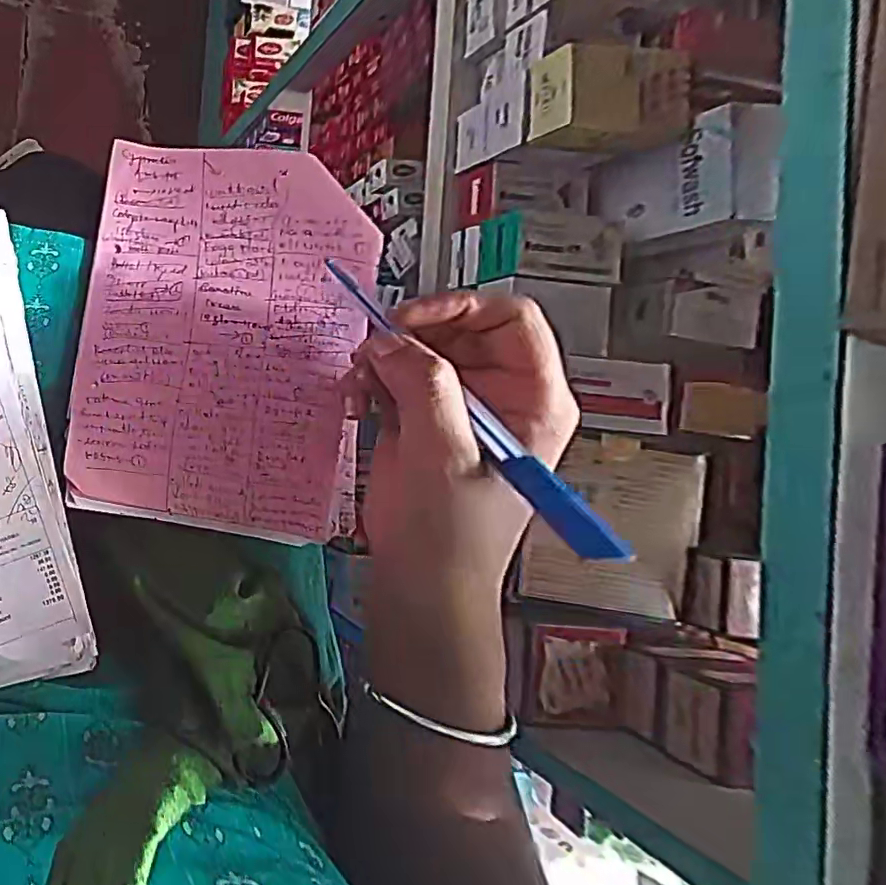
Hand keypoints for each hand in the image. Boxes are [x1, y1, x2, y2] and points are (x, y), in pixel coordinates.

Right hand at [342, 293, 578, 610]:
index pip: (508, 319)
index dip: (457, 307)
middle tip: (367, 355)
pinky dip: (368, 383)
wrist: (422, 578)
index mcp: (531, 396)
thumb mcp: (444, 453)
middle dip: (408, 337)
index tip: (402, 321)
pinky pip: (392, 381)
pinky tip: (354, 402)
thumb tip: (386, 340)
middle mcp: (496, 393)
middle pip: (456, 331)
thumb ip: (423, 388)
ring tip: (355, 386)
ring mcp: (453, 407)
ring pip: (417, 353)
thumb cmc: (451, 528)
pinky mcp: (417, 421)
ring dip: (380, 362)